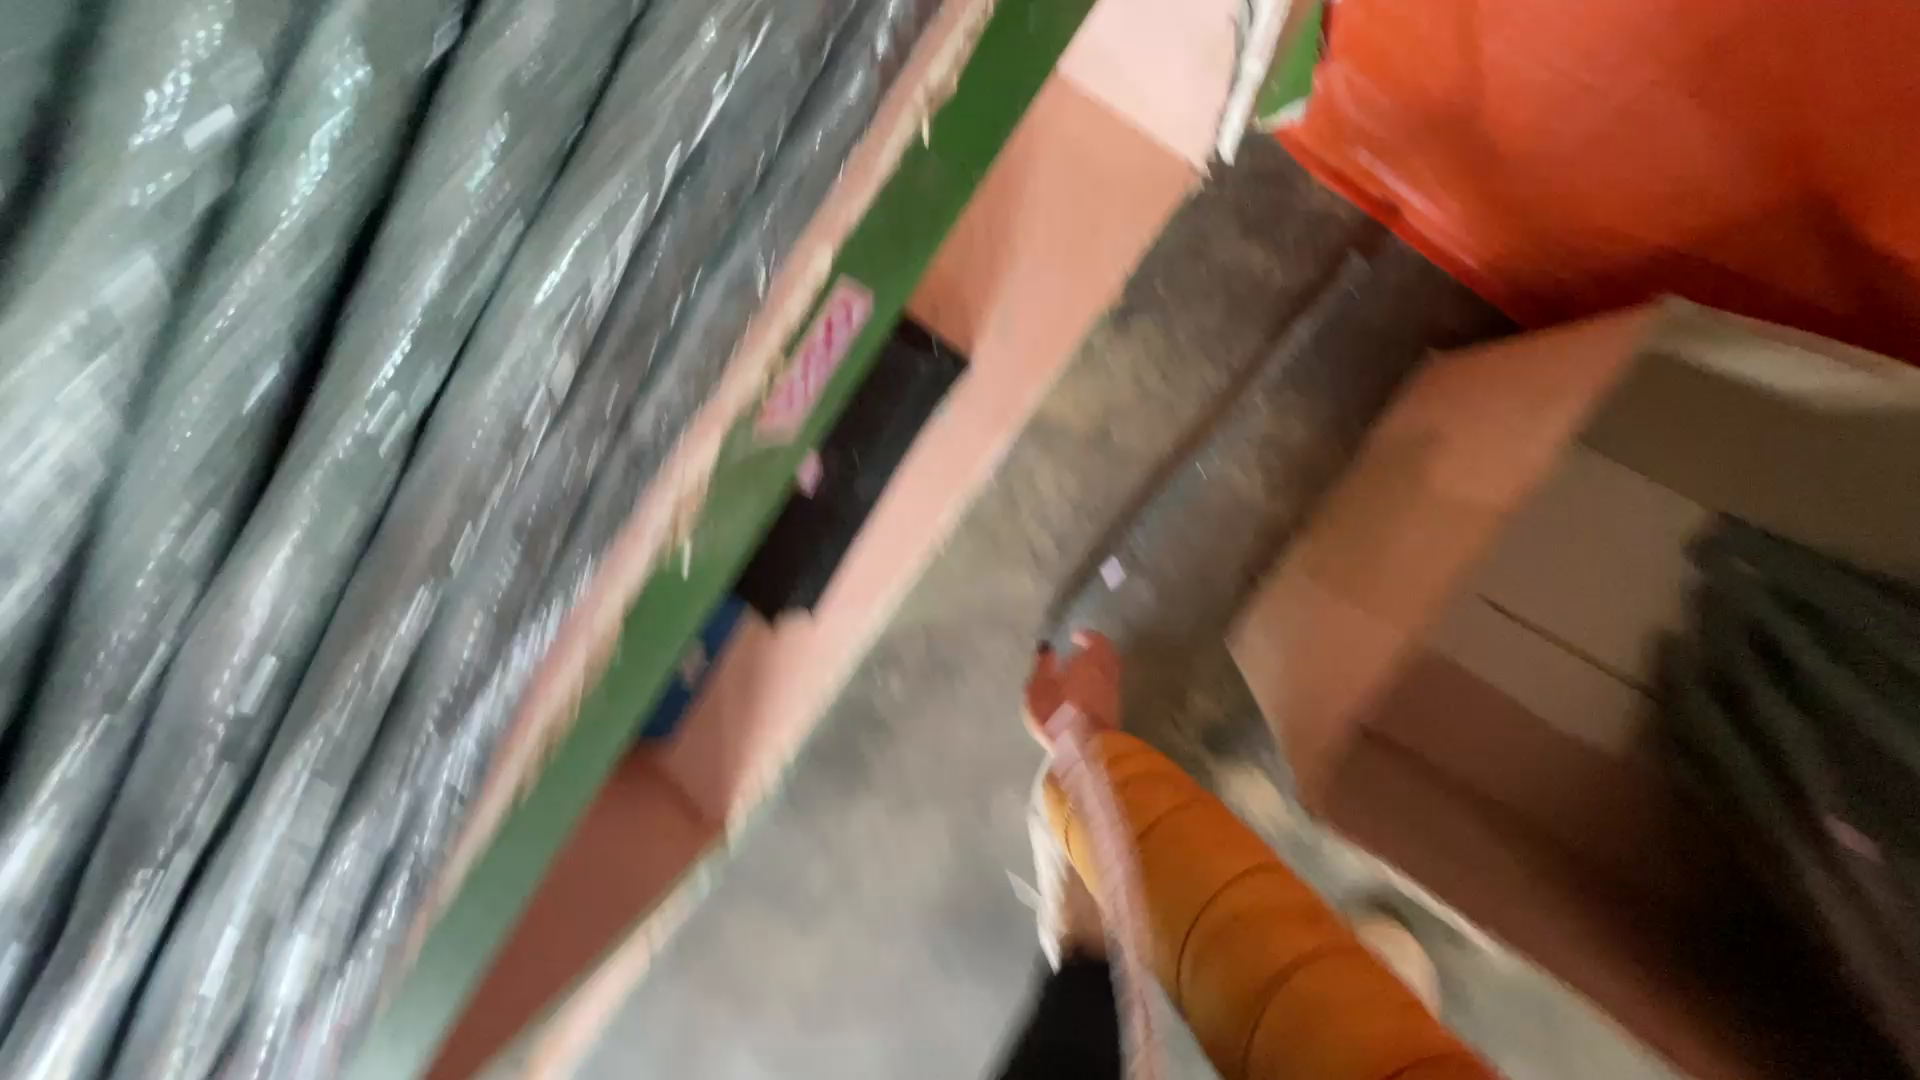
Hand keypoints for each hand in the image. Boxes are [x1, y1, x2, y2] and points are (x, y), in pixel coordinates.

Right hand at [1023, 631, 1120, 750]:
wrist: (1084, 748)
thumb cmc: (1057, 712)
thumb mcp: (1037, 687)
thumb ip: (1043, 666)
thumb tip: (1048, 649)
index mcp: (1092, 660)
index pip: (1096, 641)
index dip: (1087, 636)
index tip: (1075, 635)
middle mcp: (1107, 673)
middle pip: (1107, 656)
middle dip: (1095, 651)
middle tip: (1080, 651)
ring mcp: (1114, 694)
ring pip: (1109, 673)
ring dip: (1097, 669)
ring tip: (1080, 672)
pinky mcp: (1115, 713)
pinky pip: (1108, 689)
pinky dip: (1098, 684)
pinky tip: (1085, 691)